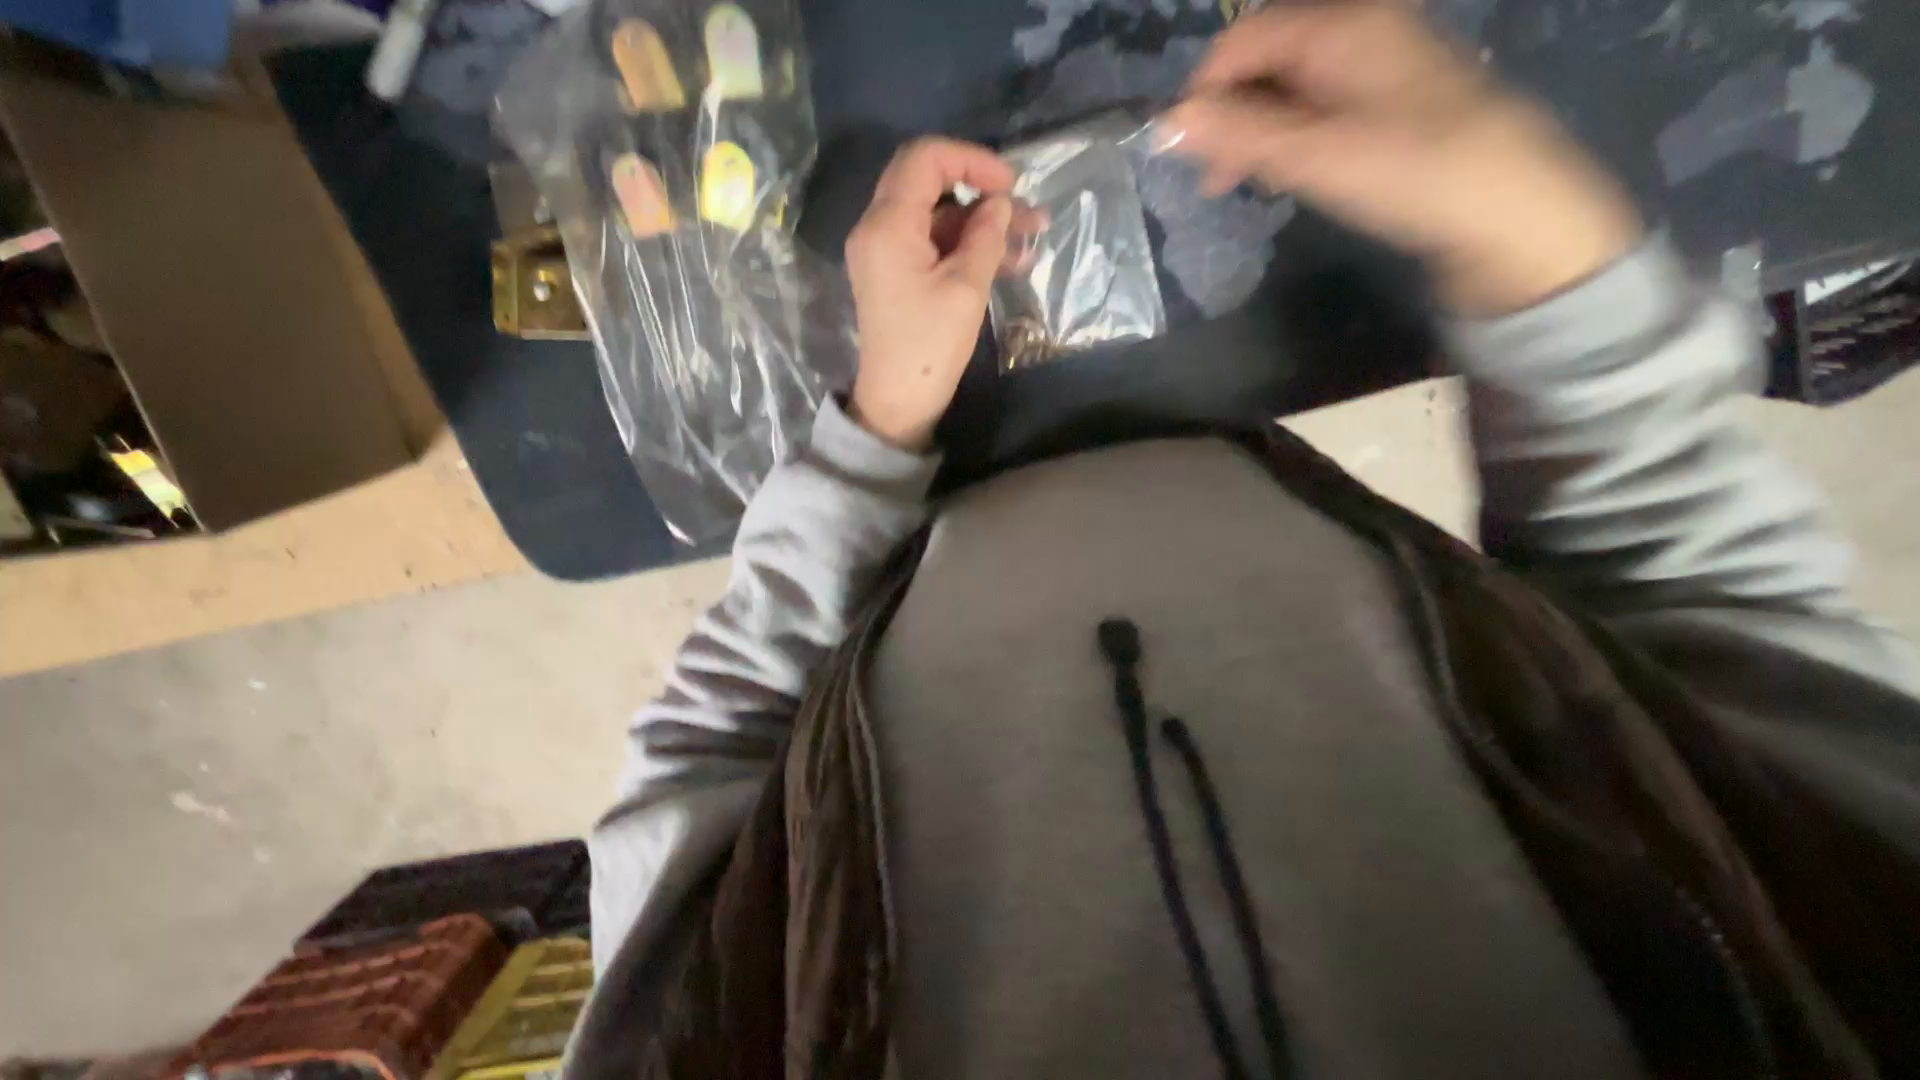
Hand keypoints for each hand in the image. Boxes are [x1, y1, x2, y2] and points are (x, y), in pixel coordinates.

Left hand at [845, 138, 1019, 450]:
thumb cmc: (930, 345)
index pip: (925, 159)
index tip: (1010, 184)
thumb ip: (985, 235)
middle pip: (930, 184)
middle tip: (1026, 213)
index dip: (971, 160)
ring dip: (981, 223)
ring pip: (936, 216)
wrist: (898, 401)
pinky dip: (966, 245)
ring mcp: (884, 252)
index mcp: (888, 224)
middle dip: (982, 192)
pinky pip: (931, 243)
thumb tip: (999, 203)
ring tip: (1030, 241)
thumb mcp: (966, 287)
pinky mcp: (894, 274)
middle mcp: (877, 228)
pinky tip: (1007, 261)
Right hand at [1158, 1, 1642, 314]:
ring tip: (1241, 185)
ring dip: (1255, 133)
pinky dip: (1291, 139)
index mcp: (1346, 27)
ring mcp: (1381, 67)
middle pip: (1268, 60)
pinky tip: (1287, 176)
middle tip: (1210, 178)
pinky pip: (1320, 108)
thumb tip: (1167, 123)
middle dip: (1228, 114)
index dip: (1206, 87)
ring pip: (1291, 88)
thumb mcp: (1317, 156)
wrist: (1512, 213)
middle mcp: (1363, 32)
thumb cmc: (1414, 175)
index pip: (1246, 37)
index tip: (1184, 147)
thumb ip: (1239, 135)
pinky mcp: (1392, 104)